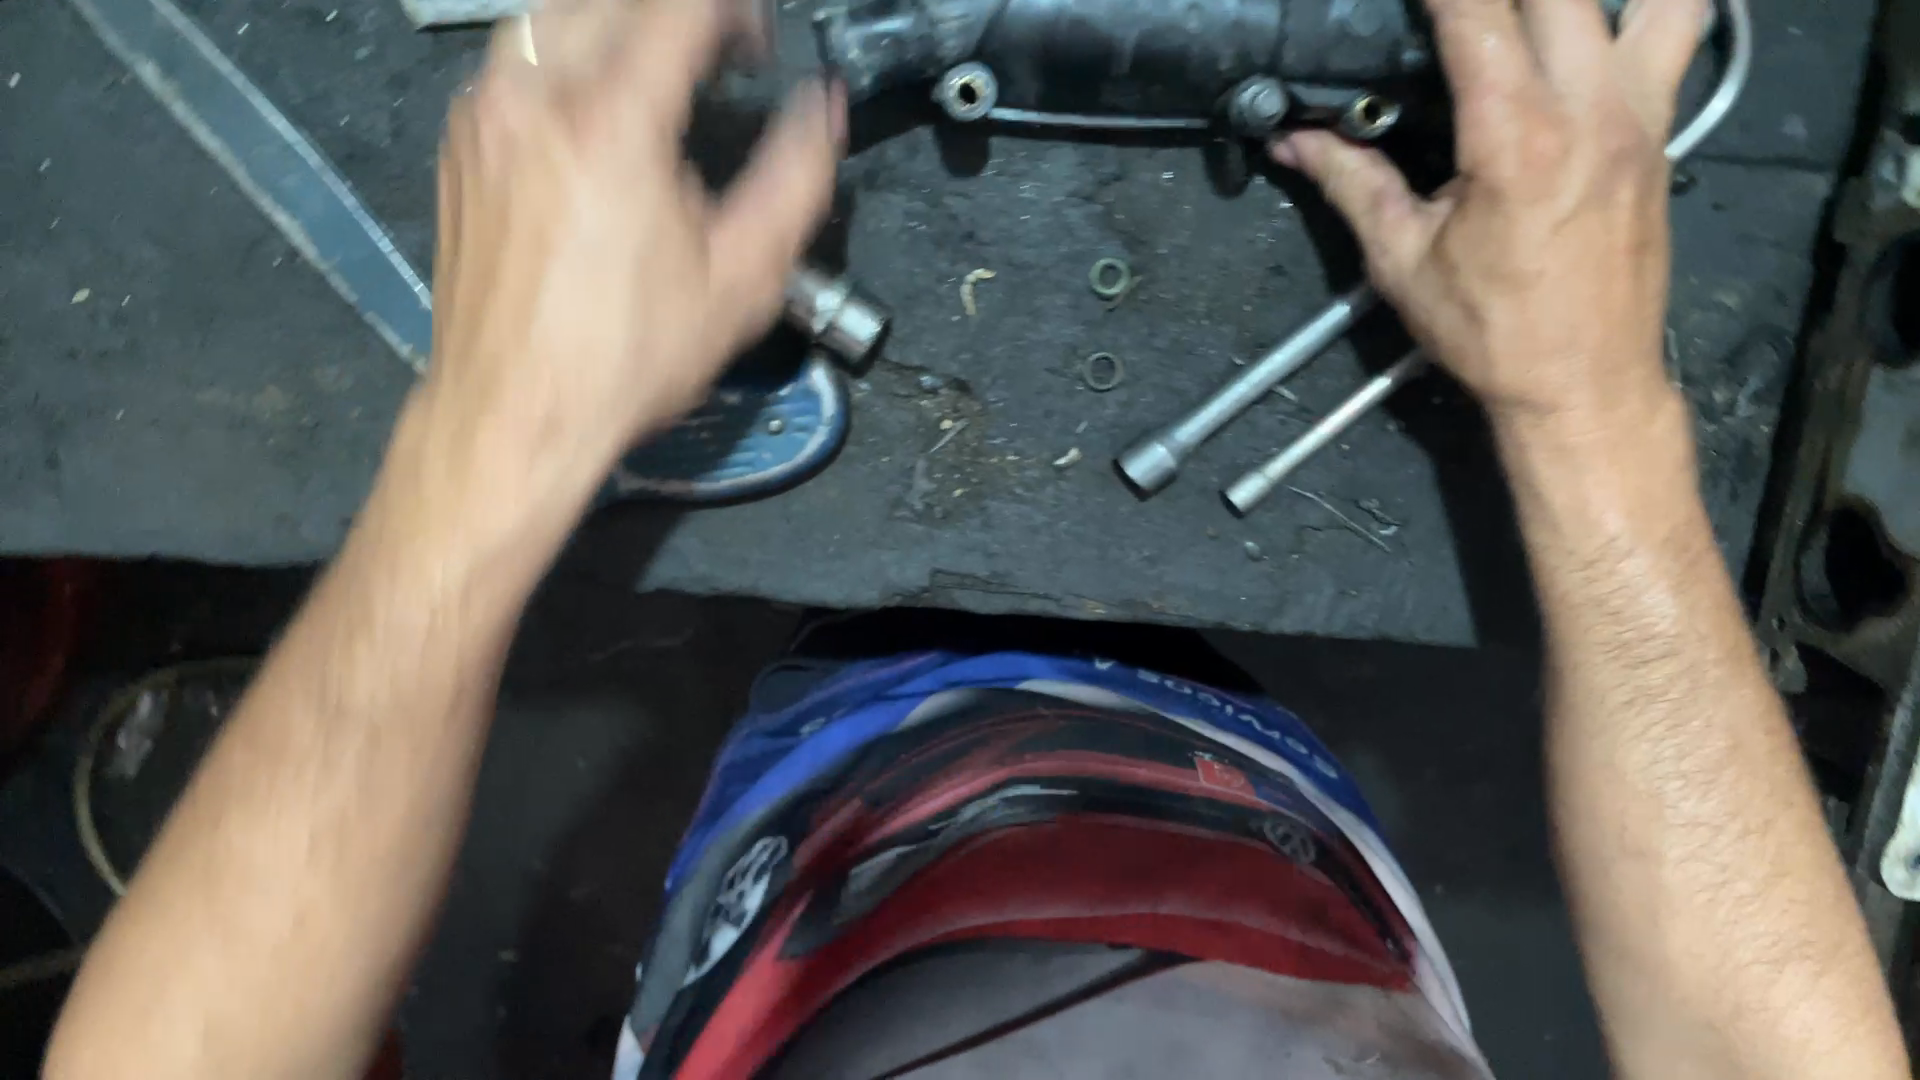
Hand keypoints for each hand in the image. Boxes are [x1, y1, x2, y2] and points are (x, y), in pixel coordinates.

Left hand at [411, 0, 842, 511]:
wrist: (518, 411)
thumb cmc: (629, 359)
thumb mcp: (743, 280)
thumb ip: (797, 179)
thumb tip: (823, 110)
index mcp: (612, 121)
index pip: (681, 7)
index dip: (737, 13)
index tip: (760, 47)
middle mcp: (535, 95)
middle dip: (681, 14)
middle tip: (724, 60)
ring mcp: (485, 116)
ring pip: (555, 15)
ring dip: (621, 26)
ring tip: (664, 79)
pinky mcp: (462, 147)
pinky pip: (517, 62)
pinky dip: (570, 61)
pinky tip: (599, 117)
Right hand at [1272, 0, 1706, 438]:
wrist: (1581, 376)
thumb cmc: (1485, 328)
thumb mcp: (1402, 260)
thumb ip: (1353, 183)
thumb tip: (1295, 142)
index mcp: (1515, 137)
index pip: (1479, 17)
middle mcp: (1591, 104)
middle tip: (1448, 6)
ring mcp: (1643, 109)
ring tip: (1524, 16)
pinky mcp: (1665, 127)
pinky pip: (1679, 27)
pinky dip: (1640, 7)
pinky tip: (1593, 28)